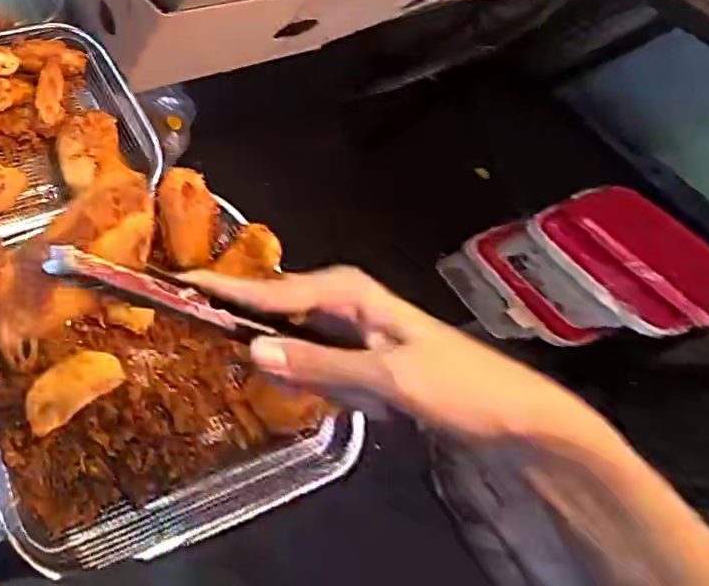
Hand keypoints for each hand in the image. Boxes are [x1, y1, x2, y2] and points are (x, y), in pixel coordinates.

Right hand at [181, 265, 606, 448]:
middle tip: (192, 316)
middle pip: (273, 306)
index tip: (180, 282)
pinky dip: (305, 375)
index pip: (269, 289)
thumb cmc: (463, 387)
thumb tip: (252, 349)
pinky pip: (310, 361)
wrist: (528, 426)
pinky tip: (315, 389)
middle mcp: (339, 300)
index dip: (223, 288)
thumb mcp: (389, 376)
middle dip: (239, 317)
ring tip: (268, 361)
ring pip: (289, 336)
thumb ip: (319, 364)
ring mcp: (345, 329)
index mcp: (345, 289)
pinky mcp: (352, 357)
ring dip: (278, 354)